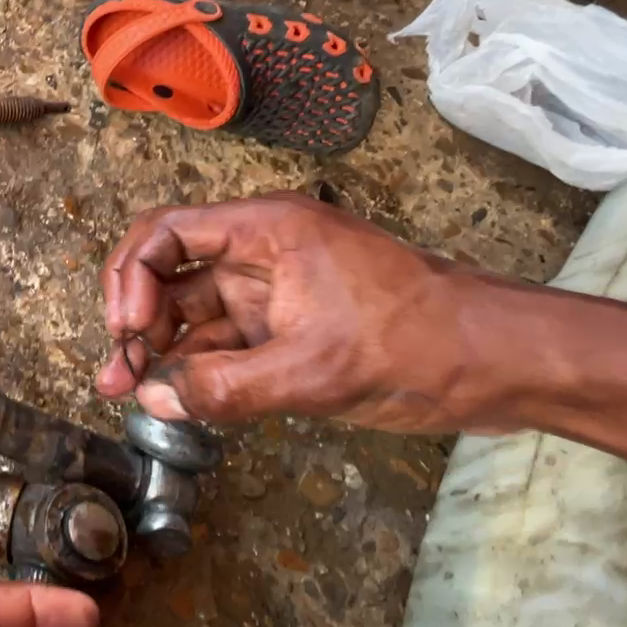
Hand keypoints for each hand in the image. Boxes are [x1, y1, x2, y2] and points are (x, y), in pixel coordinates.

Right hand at [97, 192, 521, 432]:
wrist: (510, 366)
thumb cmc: (419, 345)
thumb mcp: (316, 371)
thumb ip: (225, 386)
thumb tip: (152, 397)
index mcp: (264, 229)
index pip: (167, 231)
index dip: (133, 275)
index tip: (129, 328)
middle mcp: (256, 251)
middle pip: (168, 271)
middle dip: (135, 316)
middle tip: (116, 366)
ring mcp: (268, 290)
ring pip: (189, 310)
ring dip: (156, 346)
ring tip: (124, 387)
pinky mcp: (282, 326)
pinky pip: (220, 340)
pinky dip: (192, 365)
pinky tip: (168, 393)